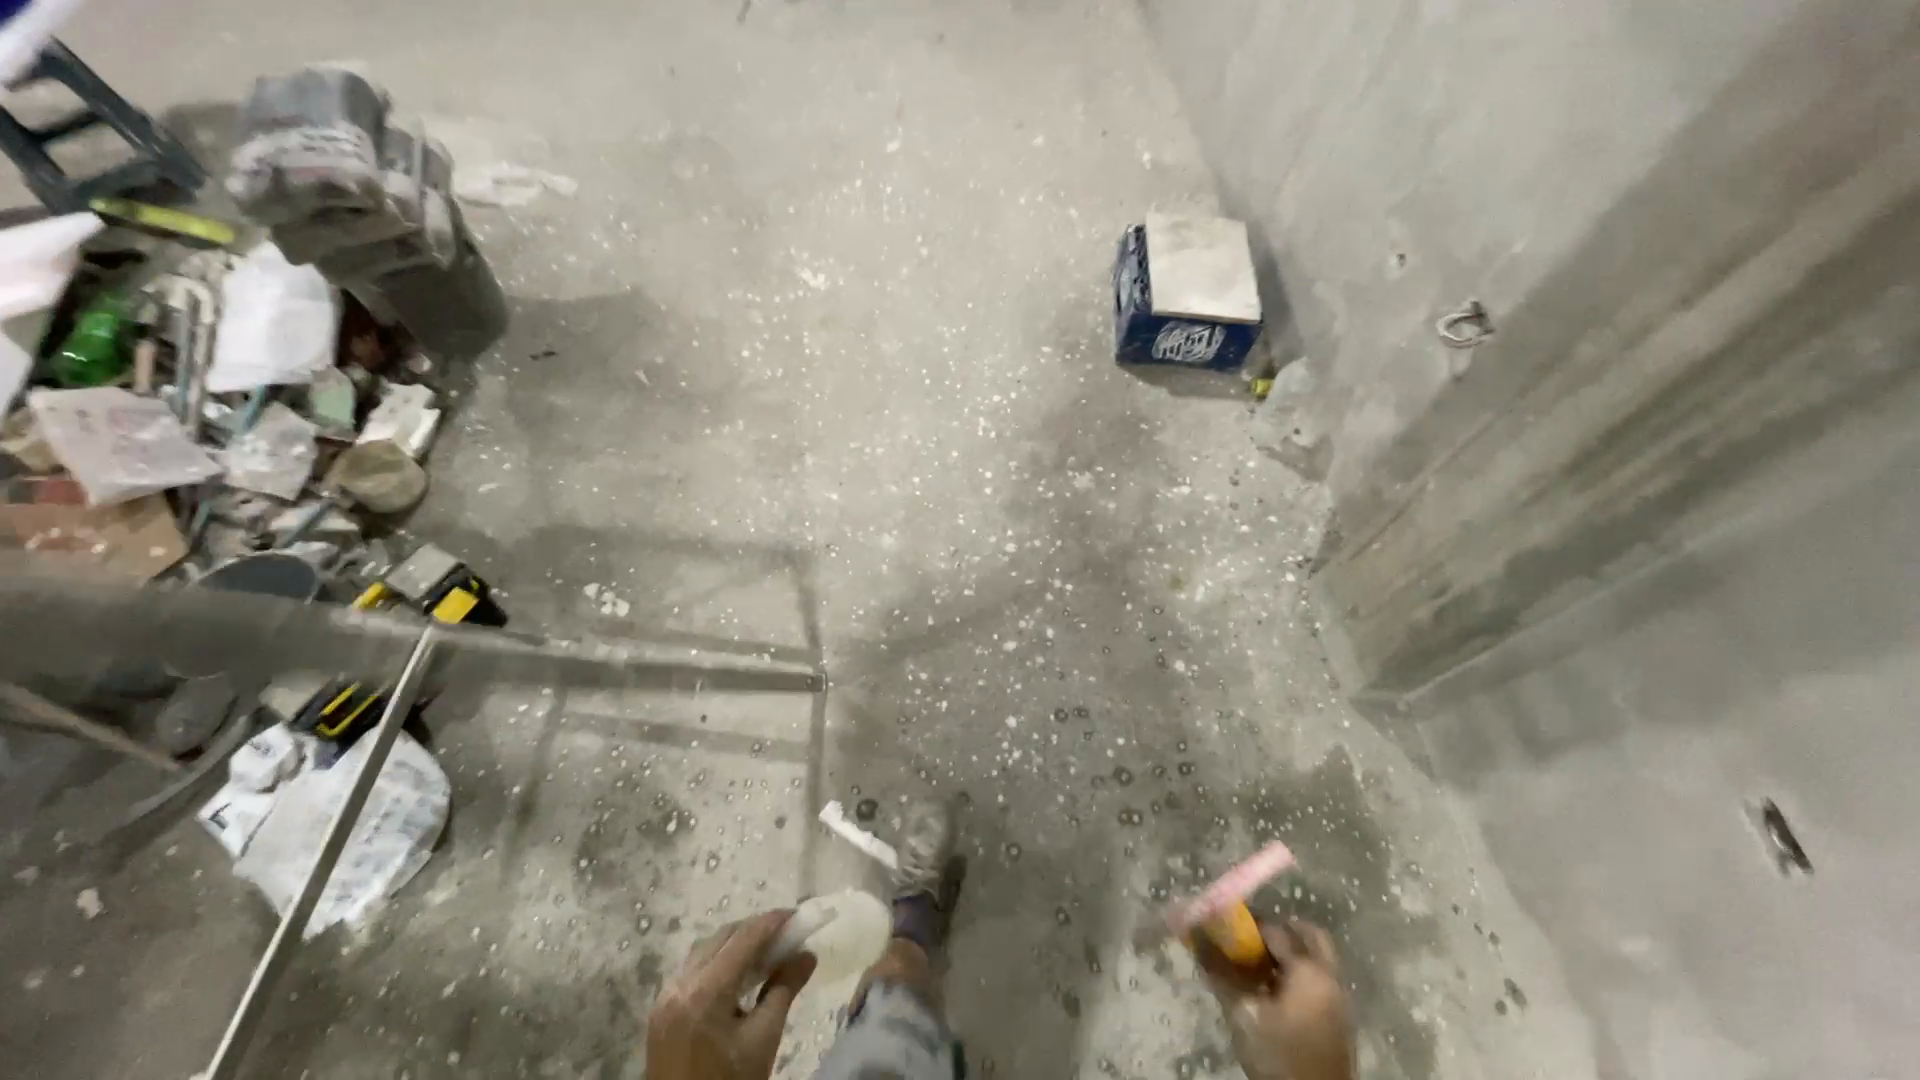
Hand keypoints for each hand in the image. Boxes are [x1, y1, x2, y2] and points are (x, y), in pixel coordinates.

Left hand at [646, 910, 816, 1079]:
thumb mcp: (763, 1039)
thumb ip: (784, 990)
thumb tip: (807, 955)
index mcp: (705, 992)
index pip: (744, 939)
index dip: (773, 922)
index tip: (798, 915)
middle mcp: (679, 985)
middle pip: (721, 937)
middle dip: (755, 930)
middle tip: (786, 935)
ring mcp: (664, 997)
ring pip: (704, 950)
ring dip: (735, 944)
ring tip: (765, 953)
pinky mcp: (660, 1010)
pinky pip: (692, 969)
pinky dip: (717, 961)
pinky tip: (737, 975)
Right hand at [1196, 918, 1353, 1079]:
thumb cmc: (1277, 1055)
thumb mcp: (1242, 1014)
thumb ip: (1219, 972)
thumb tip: (1194, 936)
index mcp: (1309, 970)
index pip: (1275, 930)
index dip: (1247, 924)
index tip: (1224, 926)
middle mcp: (1330, 977)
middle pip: (1309, 935)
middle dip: (1280, 929)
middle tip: (1250, 938)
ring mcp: (1339, 998)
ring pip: (1317, 958)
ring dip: (1290, 952)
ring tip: (1257, 965)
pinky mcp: (1338, 1018)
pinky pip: (1320, 979)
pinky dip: (1298, 972)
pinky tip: (1273, 991)